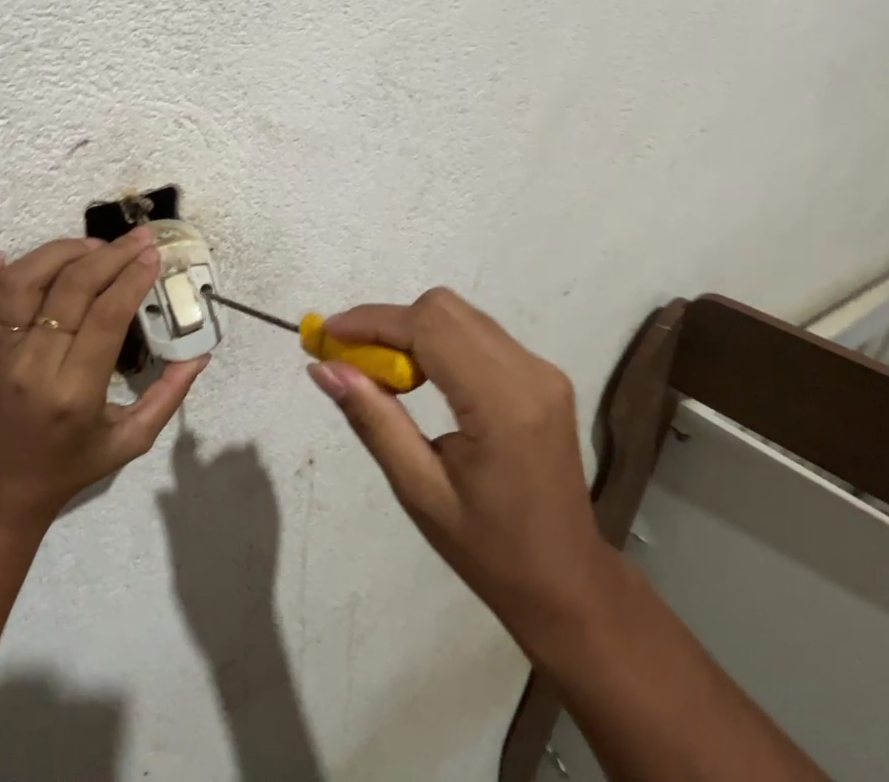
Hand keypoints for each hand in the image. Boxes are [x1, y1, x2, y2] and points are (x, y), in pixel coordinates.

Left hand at [0, 230, 208, 528]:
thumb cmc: (70, 468)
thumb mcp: (130, 442)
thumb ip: (167, 397)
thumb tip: (200, 353)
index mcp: (75, 392)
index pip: (106, 315)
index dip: (132, 279)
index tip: (153, 256)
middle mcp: (31, 367)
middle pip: (69, 289)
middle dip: (108, 255)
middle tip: (135, 240)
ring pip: (20, 283)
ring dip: (56, 253)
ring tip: (89, 246)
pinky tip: (1, 260)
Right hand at [306, 289, 609, 634]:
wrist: (565, 578)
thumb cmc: (488, 548)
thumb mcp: (419, 489)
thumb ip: (373, 419)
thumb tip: (324, 369)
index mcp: (502, 404)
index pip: (429, 327)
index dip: (371, 322)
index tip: (324, 338)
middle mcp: (530, 373)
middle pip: (446, 309)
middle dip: (388, 324)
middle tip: (350, 361)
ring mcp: (543, 372)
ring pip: (462, 317)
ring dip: (412, 332)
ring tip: (377, 374)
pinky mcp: (544, 378)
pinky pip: (480, 337)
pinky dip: (439, 344)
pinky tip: (418, 380)